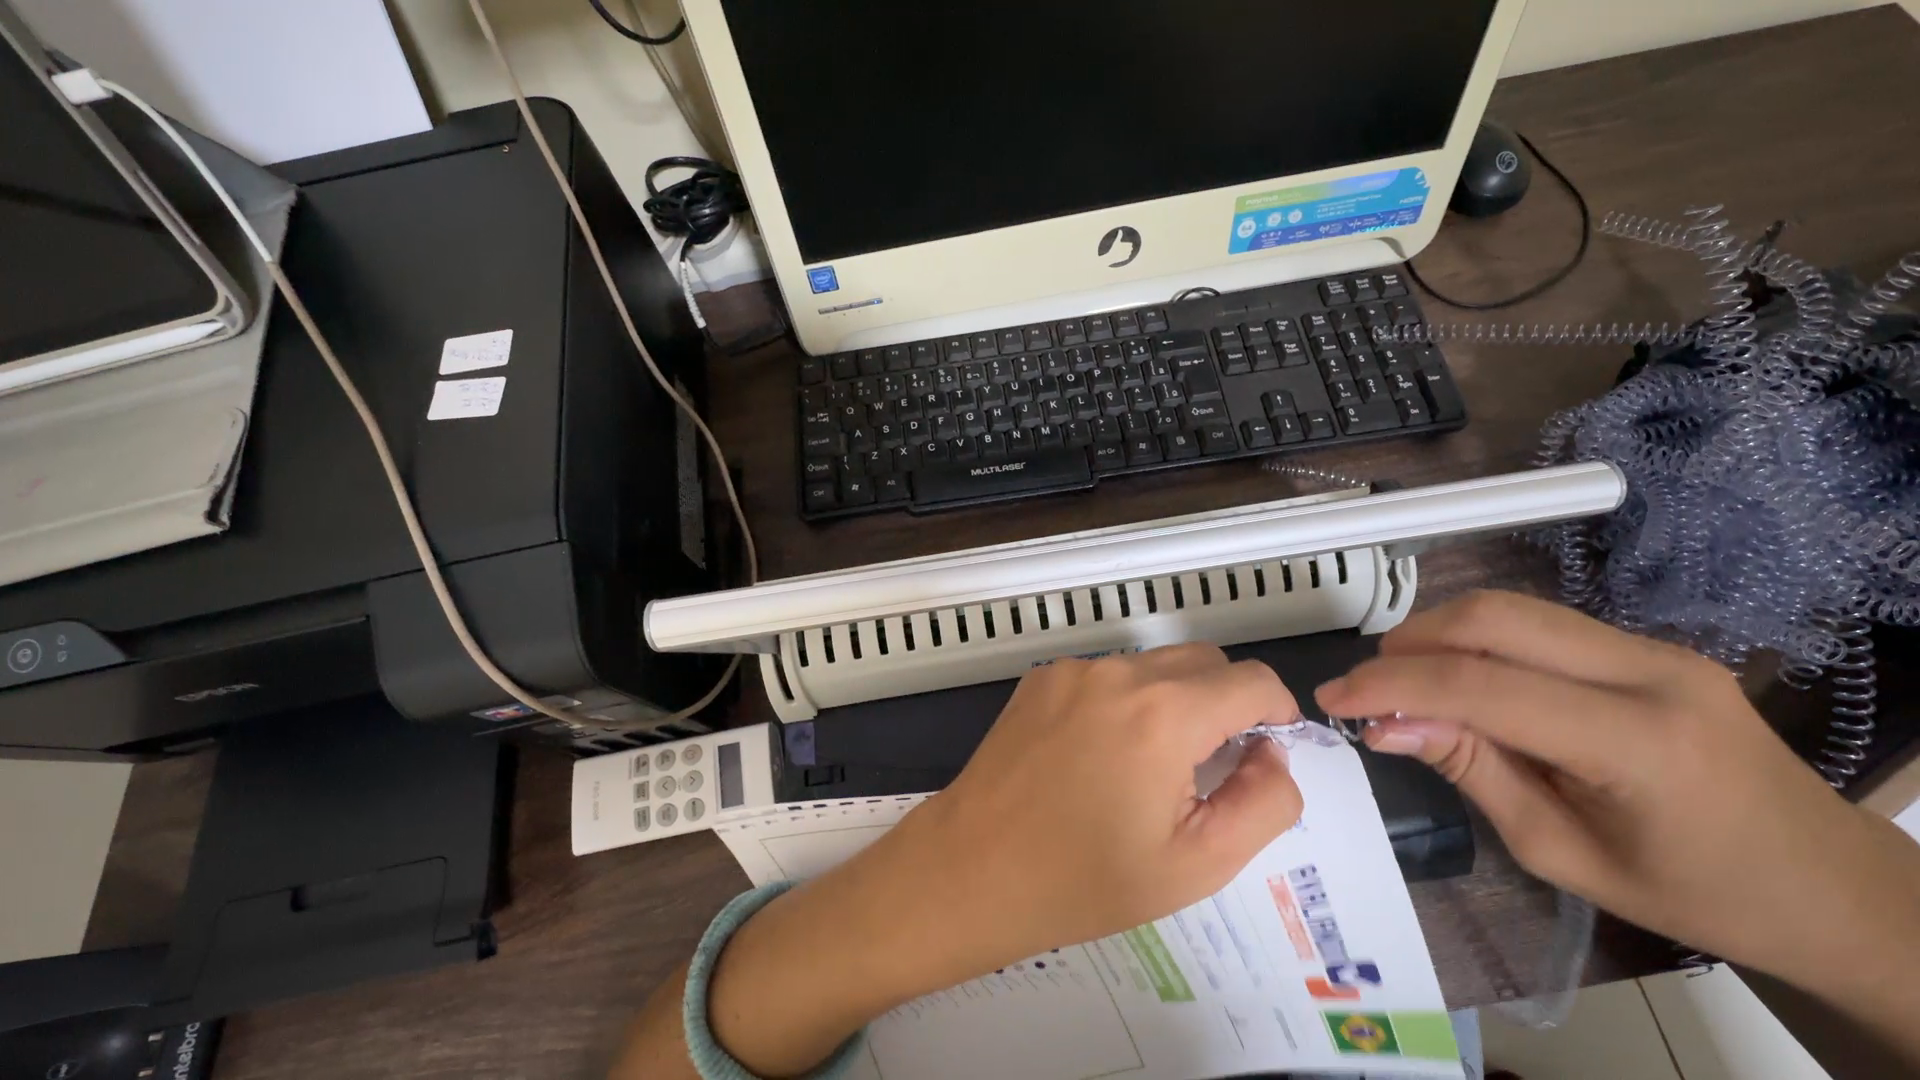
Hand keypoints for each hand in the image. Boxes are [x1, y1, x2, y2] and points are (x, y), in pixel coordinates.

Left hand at [898, 644, 1305, 962]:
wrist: (973, 872)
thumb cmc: (1086, 879)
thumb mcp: (1199, 862)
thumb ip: (1264, 801)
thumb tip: (1271, 753)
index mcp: (1164, 712)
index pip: (1252, 680)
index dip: (1276, 712)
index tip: (1267, 751)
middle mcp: (1117, 673)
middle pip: (1204, 662)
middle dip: (1226, 704)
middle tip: (1211, 770)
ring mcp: (1071, 671)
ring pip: (1154, 666)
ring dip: (1174, 702)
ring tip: (1151, 770)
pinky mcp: (1040, 680)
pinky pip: (1107, 676)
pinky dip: (1125, 702)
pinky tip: (1101, 757)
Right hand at [1315, 591, 1919, 1002]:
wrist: (1830, 885)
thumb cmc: (1695, 892)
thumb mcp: (1562, 852)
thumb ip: (1472, 771)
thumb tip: (1385, 726)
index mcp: (1637, 742)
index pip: (1482, 685)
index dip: (1391, 685)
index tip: (1331, 698)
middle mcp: (1652, 672)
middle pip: (1496, 617)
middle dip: (1411, 642)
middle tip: (1365, 686)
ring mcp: (1659, 650)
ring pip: (1516, 609)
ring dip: (1442, 633)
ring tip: (1402, 681)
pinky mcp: (1653, 648)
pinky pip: (1544, 625)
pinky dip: (1482, 641)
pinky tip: (1462, 678)